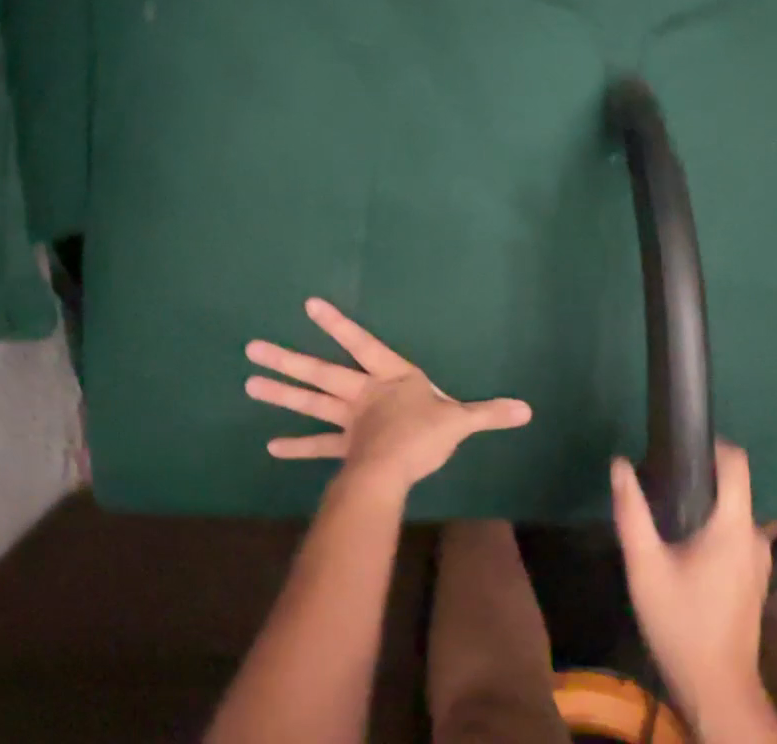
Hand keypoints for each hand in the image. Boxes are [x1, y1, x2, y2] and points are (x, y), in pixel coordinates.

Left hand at [245, 298, 532, 493]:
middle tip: (252, 348)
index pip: (362, 343)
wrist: (394, 471)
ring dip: (280, 393)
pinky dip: (295, 446)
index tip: (308, 305)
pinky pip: (317, 445)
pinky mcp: (343, 448)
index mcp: (391, 378)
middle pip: (322, 373)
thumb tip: (527, 410)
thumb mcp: (462, 420)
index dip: (338, 324)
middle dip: (288, 360)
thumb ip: (489, 412)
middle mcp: (364, 393)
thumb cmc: (424, 437)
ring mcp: (348, 420)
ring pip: (310, 402)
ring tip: (249, 383)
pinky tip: (270, 446)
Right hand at [611, 442, 771, 711]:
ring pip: (732, 514)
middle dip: (698, 478)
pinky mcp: (755, 578)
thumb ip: (632, 512)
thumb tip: (620, 464)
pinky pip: (735, 537)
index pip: (737, 461)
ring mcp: (760, 558)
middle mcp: (755, 534)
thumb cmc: (681, 623)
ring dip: (704, 507)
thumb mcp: (645, 567)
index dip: (712, 444)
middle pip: (732, 487)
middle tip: (659, 483)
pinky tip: (683, 549)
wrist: (717, 688)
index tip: (680, 443)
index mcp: (734, 524)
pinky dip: (712, 530)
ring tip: (666, 516)